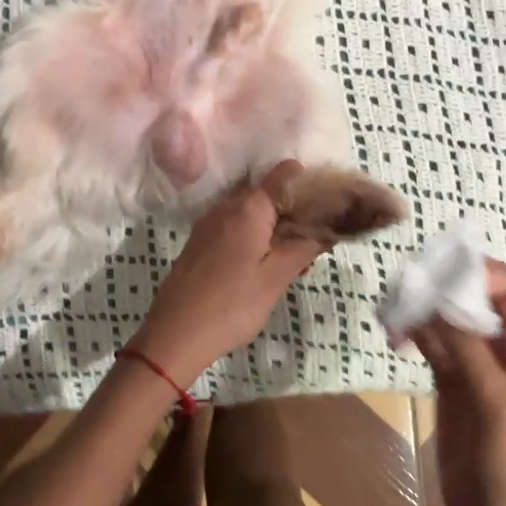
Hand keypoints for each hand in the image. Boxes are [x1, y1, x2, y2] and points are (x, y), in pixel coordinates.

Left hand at [128, 162, 328, 386]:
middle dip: (294, 210)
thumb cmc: (233, 303)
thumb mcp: (276, 277)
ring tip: (295, 259)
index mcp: (248, 207)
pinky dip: (255, 236)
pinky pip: (234, 226)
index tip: (329, 204)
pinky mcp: (200, 241)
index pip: (283, 174)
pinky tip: (265, 265)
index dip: (309, 183)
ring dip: (275, 226)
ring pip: (251, 212)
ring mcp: (209, 222)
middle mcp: (226, 205)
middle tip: (315, 240)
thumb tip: (328, 228)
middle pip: (268, 192)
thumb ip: (304, 246)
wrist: (176, 331)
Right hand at [410, 261, 505, 505]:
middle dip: (444, 287)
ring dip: (422, 309)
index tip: (441, 273)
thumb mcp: (496, 406)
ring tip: (393, 309)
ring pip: (450, 318)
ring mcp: (479, 365)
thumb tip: (436, 297)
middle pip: (479, 298)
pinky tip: (392, 333)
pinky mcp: (452, 380)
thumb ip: (468, 349)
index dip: (483, 275)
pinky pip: (433, 342)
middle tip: (407, 284)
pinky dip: (412, 332)